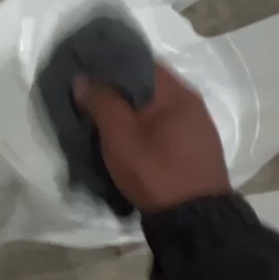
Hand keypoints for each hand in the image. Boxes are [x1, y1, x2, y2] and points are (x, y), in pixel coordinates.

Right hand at [73, 66, 229, 213]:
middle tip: (86, 89)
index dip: (110, 60)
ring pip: (153, 102)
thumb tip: (82, 78)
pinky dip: (140, 118)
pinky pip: (161, 119)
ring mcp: (195, 124)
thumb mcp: (119, 135)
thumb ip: (101, 102)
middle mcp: (190, 102)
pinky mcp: (192, 144)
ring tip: (100, 110)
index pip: (139, 61)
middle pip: (146, 81)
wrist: (194, 219)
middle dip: (116, 83)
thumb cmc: (155, 170)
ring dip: (128, 103)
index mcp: (176, 93)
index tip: (84, 66)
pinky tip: (123, 129)